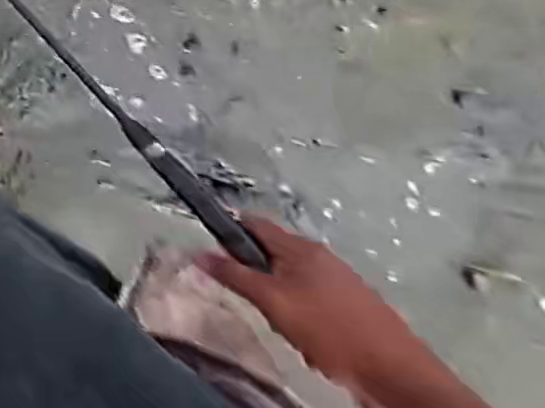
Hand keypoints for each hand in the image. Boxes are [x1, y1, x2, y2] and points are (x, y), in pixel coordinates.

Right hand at [198, 217, 487, 407]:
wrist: (404, 380)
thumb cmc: (330, 330)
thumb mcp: (270, 301)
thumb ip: (231, 274)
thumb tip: (198, 253)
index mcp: (301, 248)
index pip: (250, 222)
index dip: (227, 232)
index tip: (217, 254)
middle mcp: (324, 258)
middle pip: (271, 251)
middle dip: (255, 271)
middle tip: (252, 295)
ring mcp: (346, 283)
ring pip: (293, 277)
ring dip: (279, 293)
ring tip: (282, 320)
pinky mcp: (361, 307)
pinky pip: (316, 297)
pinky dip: (304, 309)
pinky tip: (308, 333)